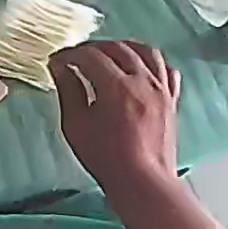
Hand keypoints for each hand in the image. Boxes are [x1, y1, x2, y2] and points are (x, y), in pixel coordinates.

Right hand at [51, 41, 183, 196]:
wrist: (143, 181)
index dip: (69, 55)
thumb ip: (68, 90)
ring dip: (122, 47)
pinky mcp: (171, 99)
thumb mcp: (76, 124)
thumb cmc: (104, 156)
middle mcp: (143, 81)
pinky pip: (166, 69)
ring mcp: (162, 88)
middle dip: (92, 47)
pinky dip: (149, 62)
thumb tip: (60, 67)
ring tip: (106, 55)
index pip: (89, 55)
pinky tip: (137, 68)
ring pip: (146, 51)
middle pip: (117, 48)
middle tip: (75, 57)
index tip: (56, 61)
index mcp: (116, 86)